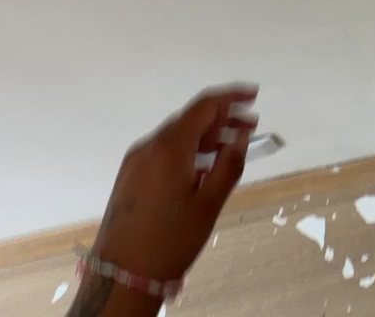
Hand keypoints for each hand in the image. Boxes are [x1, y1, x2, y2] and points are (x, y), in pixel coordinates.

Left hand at [87, 85, 257, 293]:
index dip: (231, 97)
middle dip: (223, 119)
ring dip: (207, 136)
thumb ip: (230, 163)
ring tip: (232, 146)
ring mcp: (137, 161)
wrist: (120, 279)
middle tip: (251, 126)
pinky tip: (204, 165)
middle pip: (191, 119)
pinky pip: (165, 151)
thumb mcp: (209, 204)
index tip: (253, 95)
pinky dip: (189, 150)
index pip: (205, 106)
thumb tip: (243, 133)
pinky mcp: (131, 175)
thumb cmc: (169, 242)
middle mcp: (150, 146)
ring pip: (178, 136)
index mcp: (169, 148)